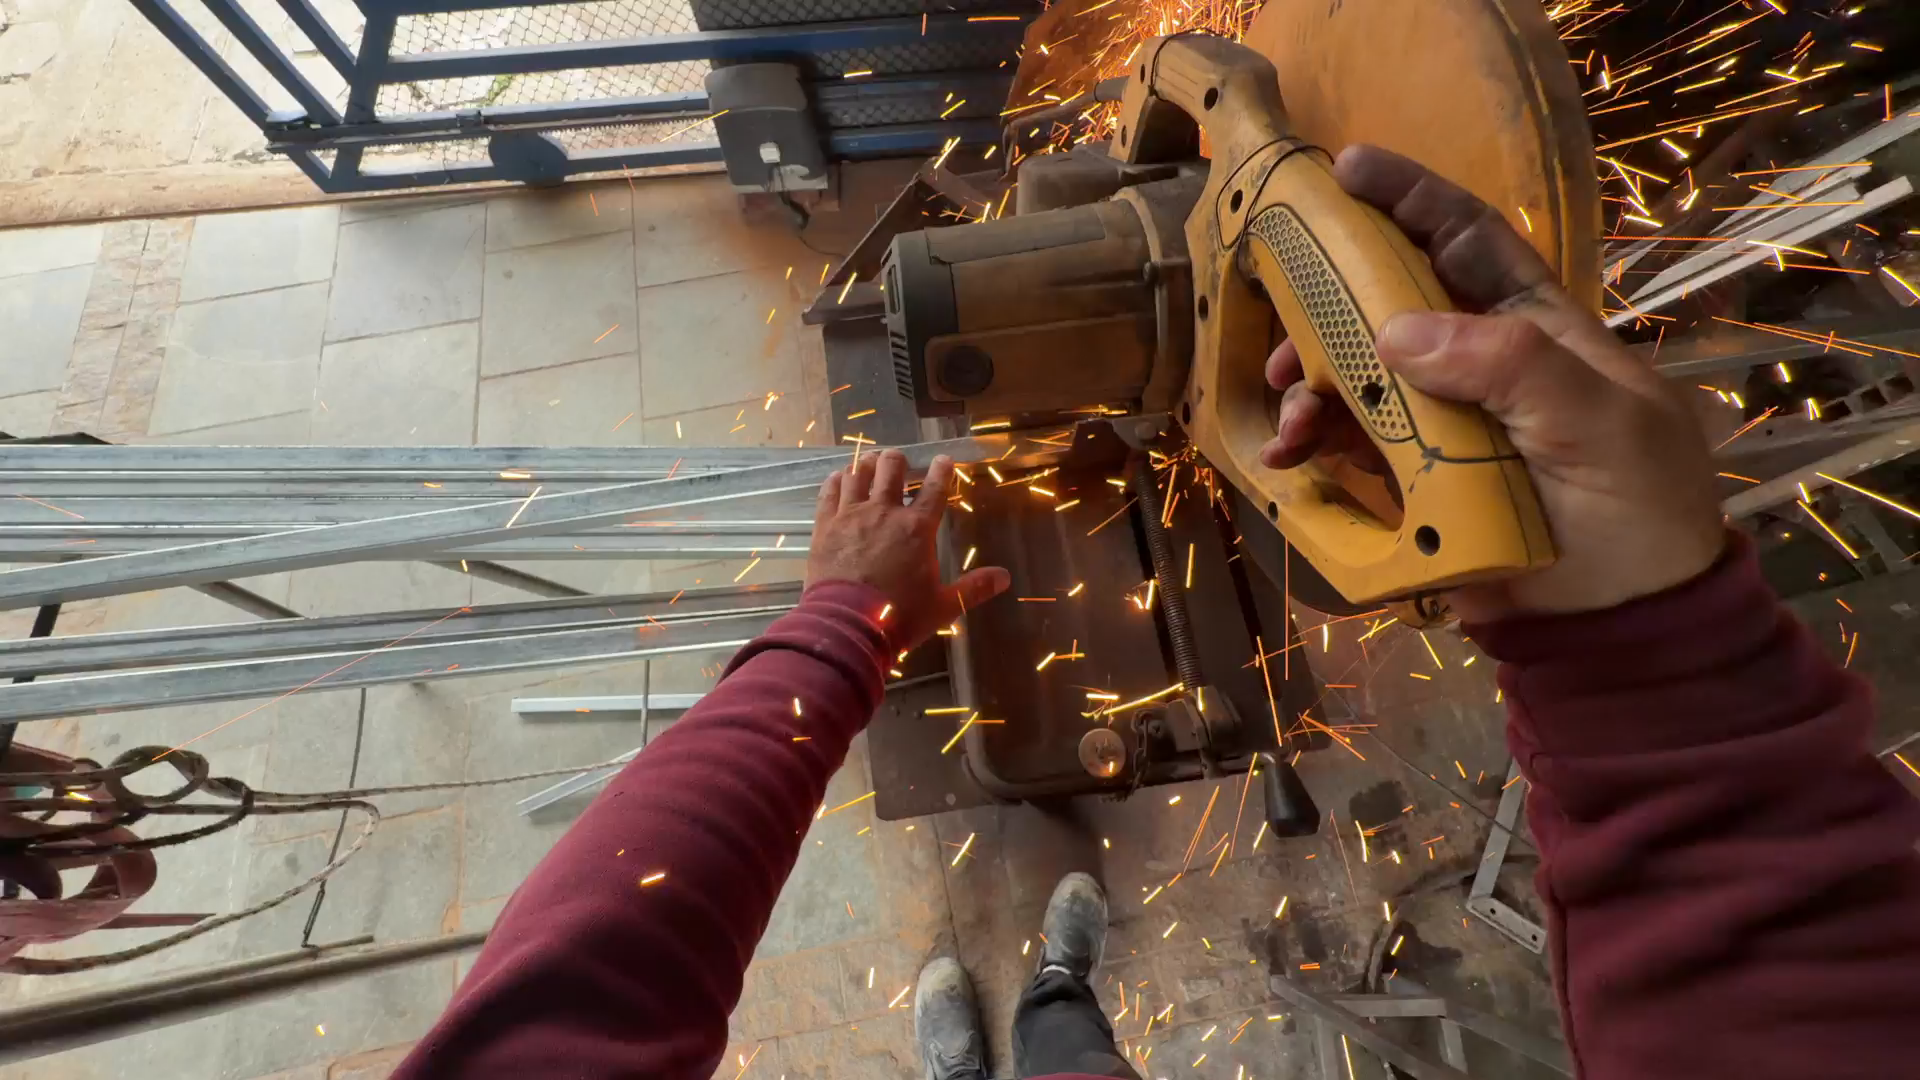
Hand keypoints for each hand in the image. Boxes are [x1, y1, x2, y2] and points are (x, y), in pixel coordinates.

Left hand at [808, 449, 1011, 647]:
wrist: (846, 626)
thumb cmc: (899, 617)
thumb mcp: (943, 606)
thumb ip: (974, 588)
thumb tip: (1005, 577)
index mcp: (918, 528)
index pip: (934, 489)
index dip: (941, 470)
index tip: (943, 459)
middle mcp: (885, 512)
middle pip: (892, 469)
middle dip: (898, 461)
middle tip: (899, 463)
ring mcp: (852, 515)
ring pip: (860, 473)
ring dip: (868, 464)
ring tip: (872, 461)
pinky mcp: (826, 525)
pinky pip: (830, 491)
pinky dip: (837, 480)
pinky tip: (840, 477)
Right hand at [1259, 145, 1725, 622]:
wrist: (1603, 620)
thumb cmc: (1627, 511)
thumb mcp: (1596, 427)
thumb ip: (1511, 368)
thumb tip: (1393, 330)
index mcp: (1528, 330)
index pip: (1466, 242)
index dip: (1410, 200)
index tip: (1347, 171)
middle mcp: (1467, 362)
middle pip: (1381, 307)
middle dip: (1327, 309)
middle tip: (1284, 333)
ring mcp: (1426, 418)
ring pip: (1347, 376)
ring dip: (1307, 388)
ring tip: (1291, 422)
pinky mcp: (1396, 469)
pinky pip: (1335, 438)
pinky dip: (1303, 443)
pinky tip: (1286, 458)